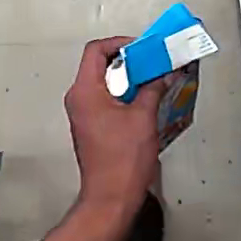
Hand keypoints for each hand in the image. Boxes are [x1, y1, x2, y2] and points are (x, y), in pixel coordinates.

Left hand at [64, 37, 169, 214]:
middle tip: (152, 61)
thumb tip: (162, 74)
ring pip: (103, 82)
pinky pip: (104, 98)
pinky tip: (144, 98)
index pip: (96, 51)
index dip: (119, 44)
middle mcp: (78, 98)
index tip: (142, 49)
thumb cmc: (123, 158)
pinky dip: (123, 93)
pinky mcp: (90, 125)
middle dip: (127, 60)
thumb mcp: (143, 118)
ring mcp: (82, 112)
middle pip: (98, 64)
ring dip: (127, 77)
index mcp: (85, 90)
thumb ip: (152, 89)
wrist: (110, 197)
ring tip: (153, 78)